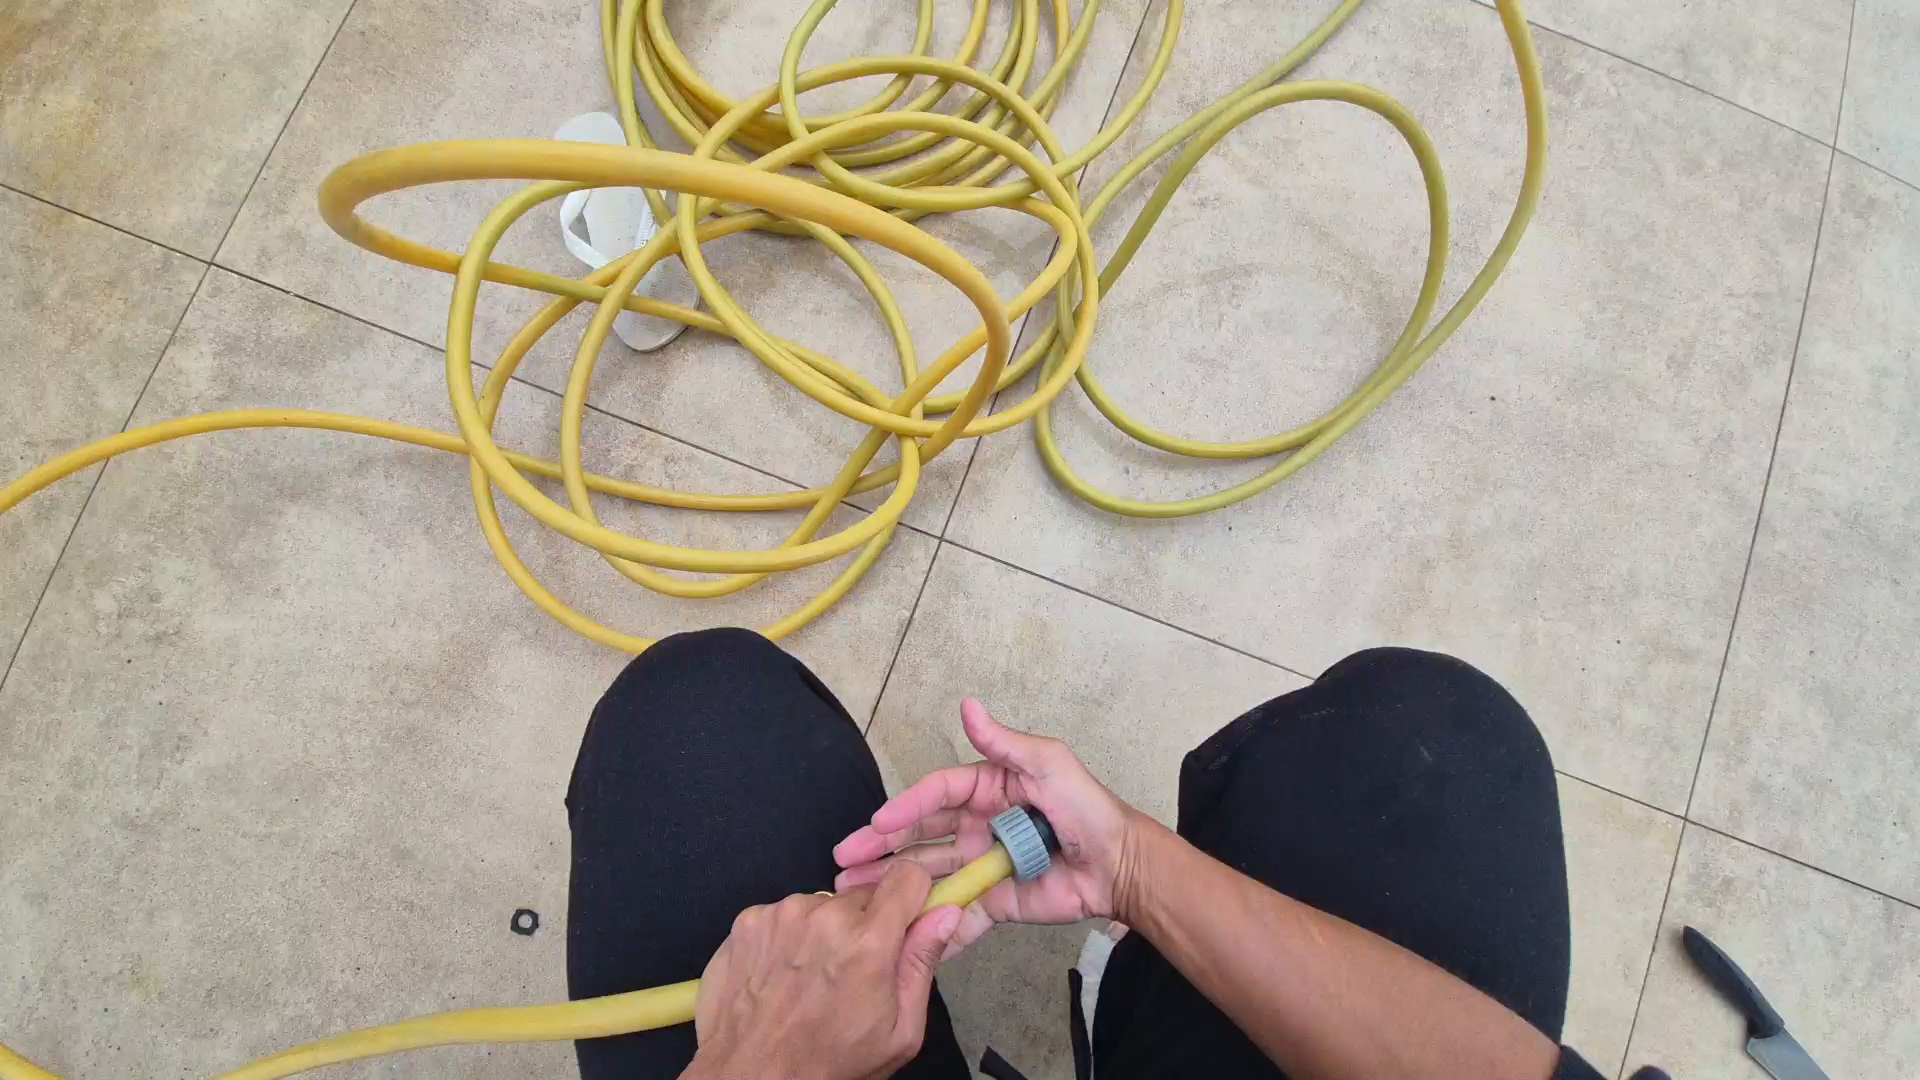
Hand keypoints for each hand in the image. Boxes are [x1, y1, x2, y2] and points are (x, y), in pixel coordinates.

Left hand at [688, 861, 962, 1079]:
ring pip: (822, 903)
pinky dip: (787, 936)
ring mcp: (782, 913)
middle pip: (863, 895)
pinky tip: (781, 973)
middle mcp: (825, 914)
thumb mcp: (899, 1032)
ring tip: (811, 975)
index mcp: (868, 941)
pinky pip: (783, 913)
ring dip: (823, 929)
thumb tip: (946, 911)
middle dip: (865, 923)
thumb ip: (923, 963)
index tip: (904, 920)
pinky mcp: (749, 919)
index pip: (907, 876)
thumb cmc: (831, 1063)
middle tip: (851, 967)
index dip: (911, 896)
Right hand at [832, 699, 1137, 957]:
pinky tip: (896, 936)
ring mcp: (981, 865)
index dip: (905, 808)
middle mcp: (976, 825)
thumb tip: (967, 704)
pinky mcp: (992, 902)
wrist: (1119, 865)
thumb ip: (1003, 742)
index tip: (876, 823)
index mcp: (985, 788)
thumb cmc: (1085, 806)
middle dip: (881, 848)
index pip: (935, 795)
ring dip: (890, 885)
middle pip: (920, 837)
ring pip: (928, 875)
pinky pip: (955, 914)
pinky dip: (929, 926)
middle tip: (843, 860)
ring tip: (850, 896)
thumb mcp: (1046, 763)